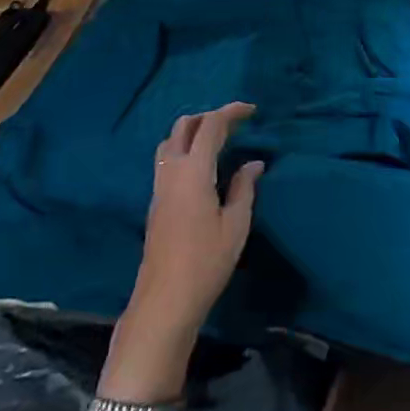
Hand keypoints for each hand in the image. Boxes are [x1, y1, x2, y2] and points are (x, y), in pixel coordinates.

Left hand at [105, 103, 263, 401]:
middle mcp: (171, 173)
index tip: (251, 110)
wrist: (165, 300)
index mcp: (193, 172)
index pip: (210, 127)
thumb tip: (253, 164)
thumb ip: (244, 188)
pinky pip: (167, 160)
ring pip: (170, 143)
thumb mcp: (236, 224)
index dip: (230, 112)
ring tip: (218, 139)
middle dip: (208, 116)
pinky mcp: (156, 202)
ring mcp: (159, 187)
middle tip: (234, 122)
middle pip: (183, 127)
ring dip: (192, 132)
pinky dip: (185, 149)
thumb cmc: (206, 262)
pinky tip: (203, 165)